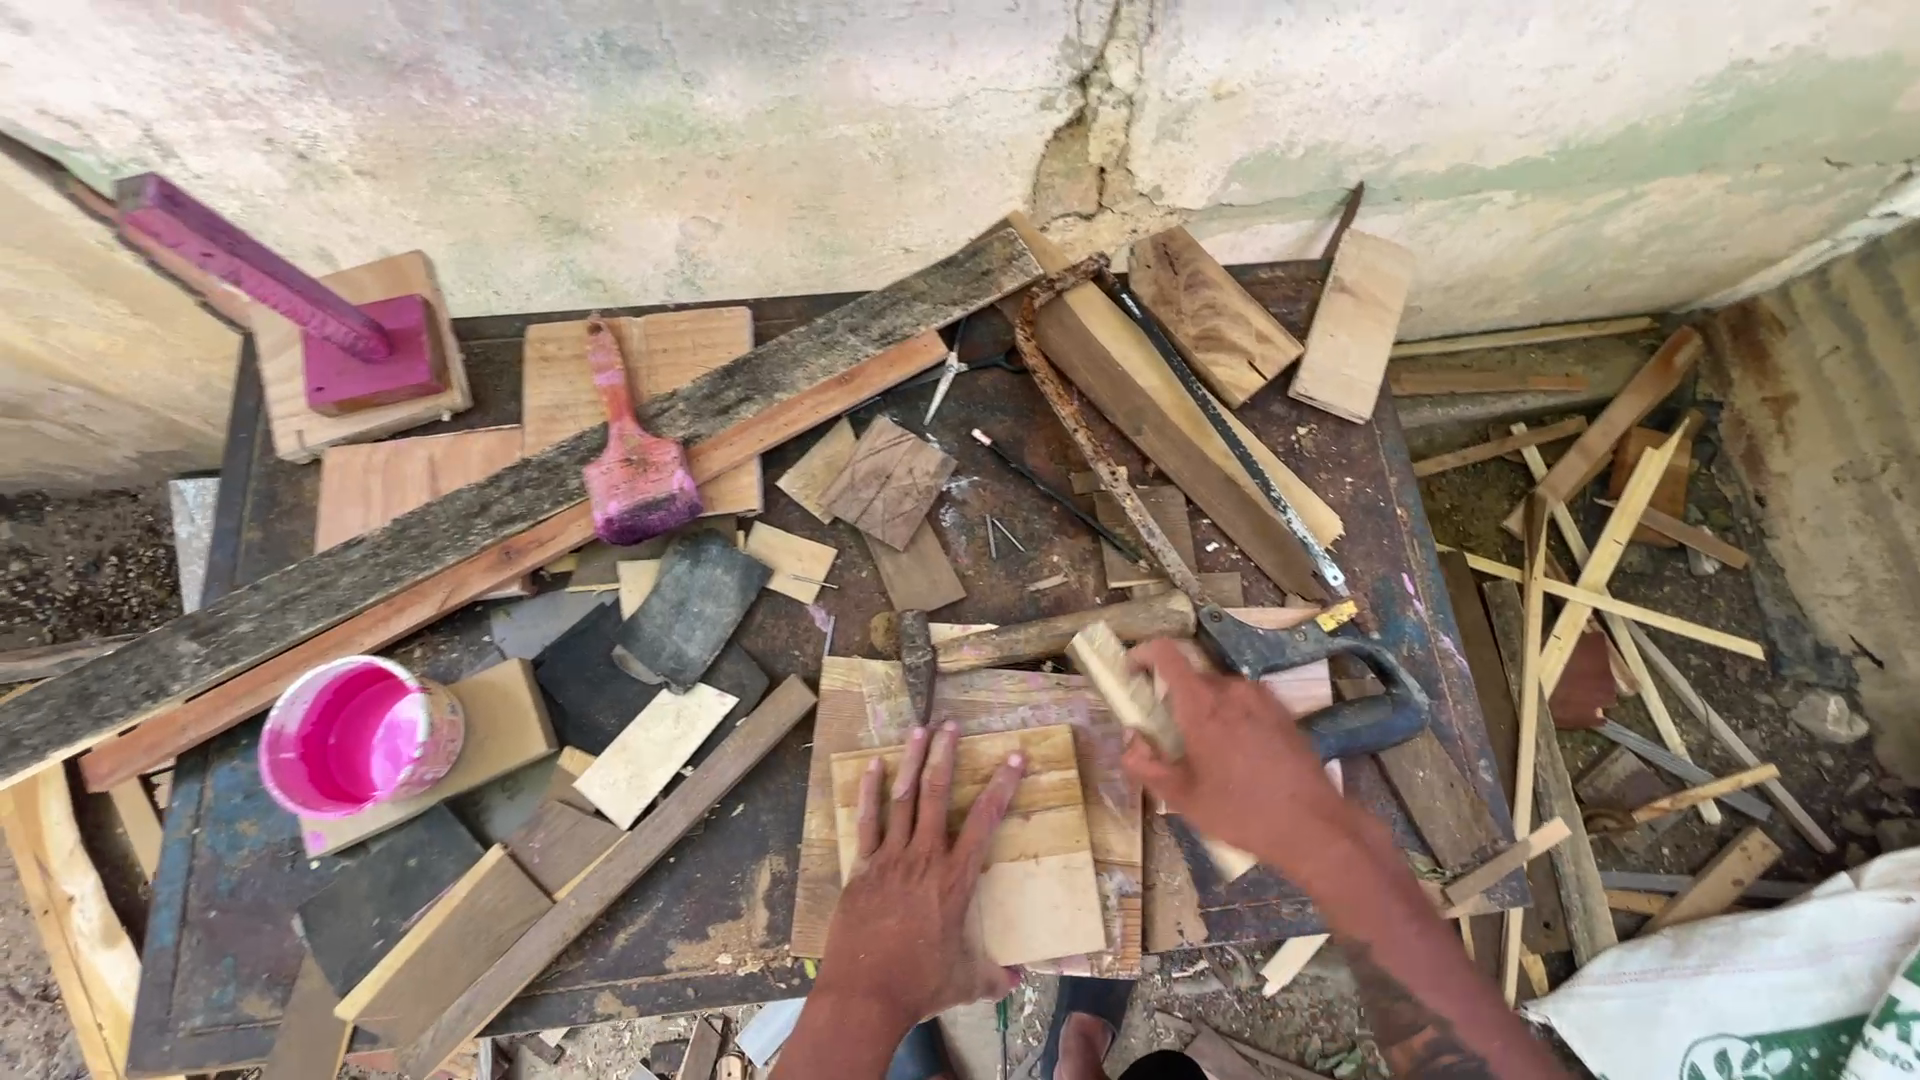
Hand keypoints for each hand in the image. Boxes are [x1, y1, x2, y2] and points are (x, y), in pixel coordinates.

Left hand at [816, 721, 1025, 1027]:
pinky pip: (867, 822)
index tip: (1014, 758)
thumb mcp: (965, 982)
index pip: (985, 821)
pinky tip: (873, 766)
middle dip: (946, 755)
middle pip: (936, 793)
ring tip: (919, 729)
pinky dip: (870, 792)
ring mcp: (890, 858)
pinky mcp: (862, 867)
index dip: (1001, 786)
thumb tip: (1016, 978)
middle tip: (951, 724)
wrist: (864, 995)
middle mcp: (924, 857)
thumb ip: (992, 975)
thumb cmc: (919, 986)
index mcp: (955, 878)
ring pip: (903, 798)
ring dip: (911, 761)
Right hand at [1120, 639, 1349, 862]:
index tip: (1132, 673)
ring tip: (1207, 750)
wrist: (1314, 826)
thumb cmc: (1241, 812)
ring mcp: (1262, 698)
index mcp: (1201, 705)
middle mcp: (1231, 690)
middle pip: (1191, 676)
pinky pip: (1244, 702)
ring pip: (1219, 690)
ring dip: (1204, 709)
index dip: (1142, 654)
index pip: (1165, 653)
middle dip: (1173, 697)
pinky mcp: (1283, 712)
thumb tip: (1131, 741)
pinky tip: (1239, 754)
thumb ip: (1145, 765)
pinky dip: (1231, 716)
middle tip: (1169, 734)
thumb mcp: (1181, 797)